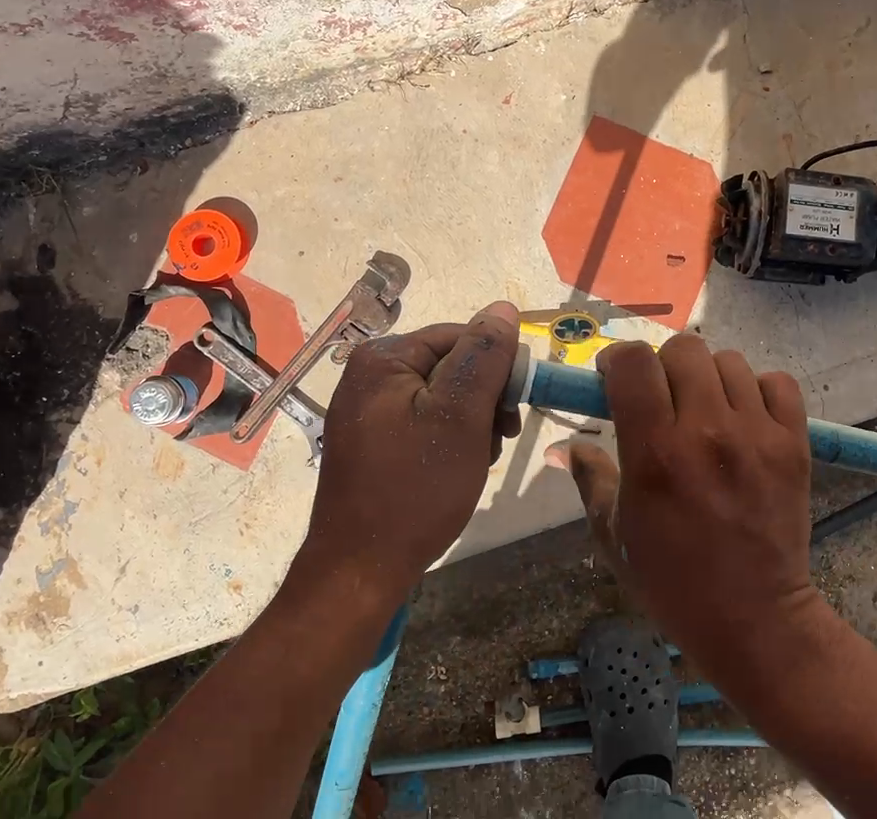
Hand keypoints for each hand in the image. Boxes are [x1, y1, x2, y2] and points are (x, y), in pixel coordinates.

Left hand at [296, 301, 521, 597]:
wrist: (362, 568)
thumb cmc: (415, 489)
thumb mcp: (460, 417)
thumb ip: (483, 358)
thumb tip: (503, 308)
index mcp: (384, 358)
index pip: (461, 336)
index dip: (497, 368)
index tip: (514, 412)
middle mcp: (370, 375)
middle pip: (452, 365)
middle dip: (484, 400)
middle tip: (497, 440)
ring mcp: (368, 410)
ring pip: (444, 396)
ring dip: (472, 423)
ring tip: (476, 459)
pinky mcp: (373, 440)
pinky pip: (426, 422)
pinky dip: (451, 440)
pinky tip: (457, 468)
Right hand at [554, 335, 819, 673]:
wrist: (753, 618)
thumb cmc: (671, 581)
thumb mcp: (612, 534)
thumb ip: (588, 477)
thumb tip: (561, 447)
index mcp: (654, 453)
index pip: (633, 363)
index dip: (617, 359)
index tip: (613, 378)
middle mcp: (706, 431)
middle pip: (683, 349)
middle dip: (662, 366)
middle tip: (661, 397)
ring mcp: (757, 434)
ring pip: (729, 361)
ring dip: (708, 378)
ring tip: (705, 411)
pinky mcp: (795, 444)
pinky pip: (777, 382)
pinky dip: (758, 390)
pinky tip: (745, 418)